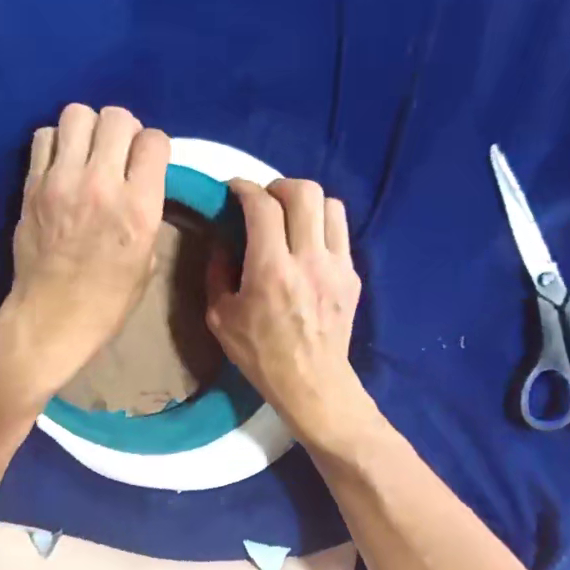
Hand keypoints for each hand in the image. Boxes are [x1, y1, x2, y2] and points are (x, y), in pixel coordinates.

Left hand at [2, 103, 169, 393]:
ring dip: (88, 128)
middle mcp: (102, 184)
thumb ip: (147, 214)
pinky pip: (44, 136)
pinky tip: (60, 164)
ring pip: (77, 114)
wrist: (51, 317)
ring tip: (87, 152)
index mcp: (139, 207)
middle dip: (124, 130)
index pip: (154, 140)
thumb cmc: (107, 300)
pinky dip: (56, 142)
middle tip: (117, 153)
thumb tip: (139, 188)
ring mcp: (62, 180)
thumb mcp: (147, 260)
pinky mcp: (32, 185)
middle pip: (117, 117)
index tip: (148, 162)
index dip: (154, 147)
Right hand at [206, 179, 369, 443]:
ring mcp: (336, 266)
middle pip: (303, 192)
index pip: (263, 206)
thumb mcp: (220, 317)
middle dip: (278, 186)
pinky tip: (306, 243)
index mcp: (270, 270)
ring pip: (329, 204)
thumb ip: (217, 273)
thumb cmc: (260, 354)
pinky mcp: (351, 275)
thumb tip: (222, 240)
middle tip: (264, 200)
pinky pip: (340, 231)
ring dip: (305, 202)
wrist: (312, 383)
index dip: (245, 188)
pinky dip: (321, 225)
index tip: (234, 189)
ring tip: (289, 217)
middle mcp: (308, 259)